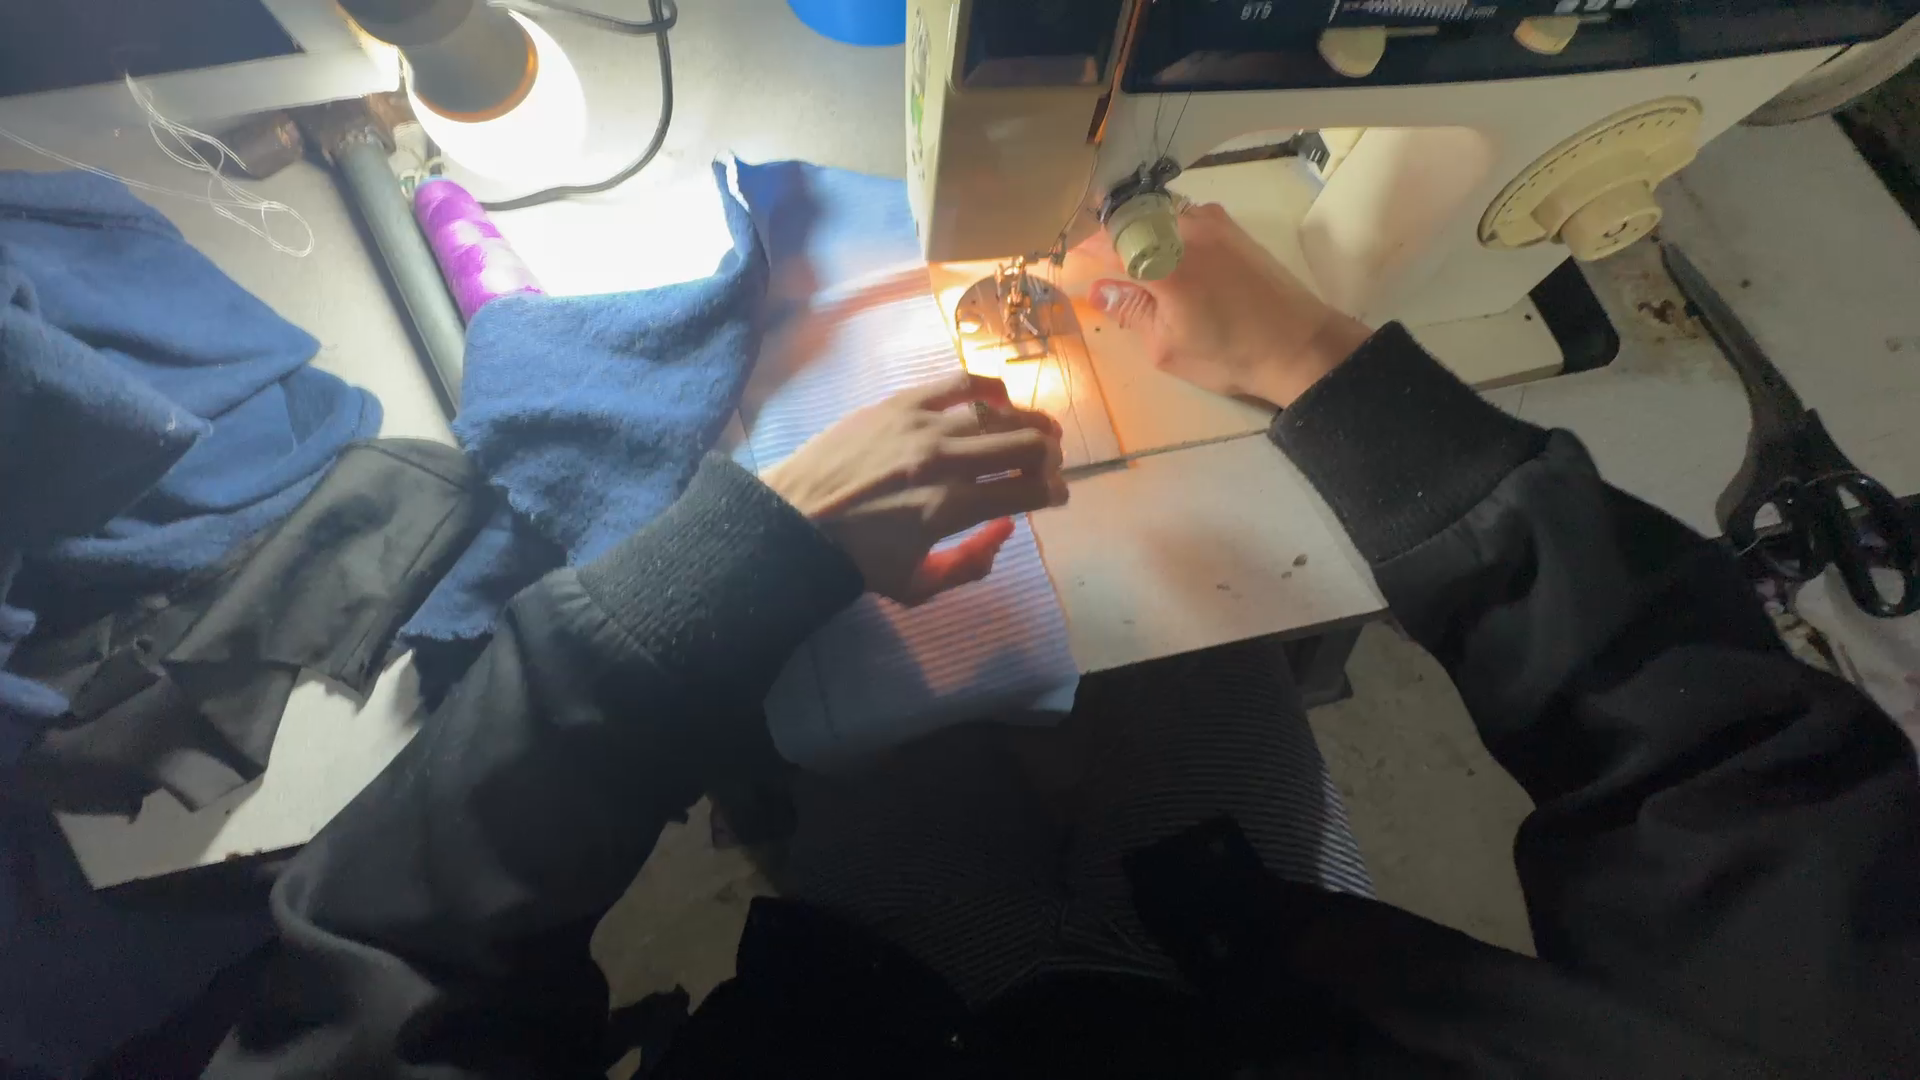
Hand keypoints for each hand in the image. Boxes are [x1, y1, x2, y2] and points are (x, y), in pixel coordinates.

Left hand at [761, 373, 1067, 605]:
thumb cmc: (858, 561)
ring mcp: (923, 425)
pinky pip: (958, 382)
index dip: (1055, 492)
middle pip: (1025, 445)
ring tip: (1041, 430)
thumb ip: (973, 564)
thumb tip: (1009, 528)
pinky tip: (1001, 397)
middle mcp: (946, 460)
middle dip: (1049, 456)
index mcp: (952, 508)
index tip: (1058, 495)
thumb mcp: (918, 586)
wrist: (794, 521)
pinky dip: (989, 387)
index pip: (1028, 490)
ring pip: (998, 412)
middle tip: (1050, 465)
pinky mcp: (900, 402)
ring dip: (1030, 422)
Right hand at [1089, 203, 1371, 406]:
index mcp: (1165, 264)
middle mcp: (1186, 231)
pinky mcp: (1231, 227)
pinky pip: (1184, 218)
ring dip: (1139, 231)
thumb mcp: (1166, 346)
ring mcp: (1213, 223)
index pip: (1110, 242)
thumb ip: (1130, 312)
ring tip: (1127, 260)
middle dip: (1110, 235)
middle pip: (1133, 218)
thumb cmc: (1227, 355)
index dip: (1085, 249)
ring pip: (1159, 214)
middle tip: (1095, 259)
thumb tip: (1098, 291)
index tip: (1070, 260)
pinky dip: (1164, 231)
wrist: (1297, 344)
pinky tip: (1162, 256)